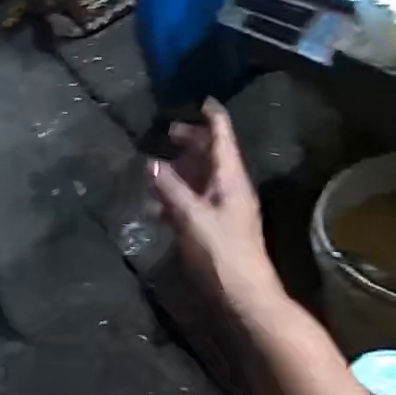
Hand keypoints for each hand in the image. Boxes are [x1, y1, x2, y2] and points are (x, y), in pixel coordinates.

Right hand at [147, 99, 283, 310]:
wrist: (243, 294)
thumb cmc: (221, 252)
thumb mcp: (191, 217)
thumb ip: (170, 189)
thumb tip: (151, 163)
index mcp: (231, 179)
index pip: (223, 138)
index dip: (213, 117)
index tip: (202, 100)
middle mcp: (229, 189)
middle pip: (211, 155)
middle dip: (191, 142)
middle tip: (168, 132)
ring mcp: (223, 209)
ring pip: (201, 179)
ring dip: (180, 170)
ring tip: (155, 166)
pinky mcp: (214, 228)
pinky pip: (194, 202)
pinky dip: (176, 196)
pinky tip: (156, 206)